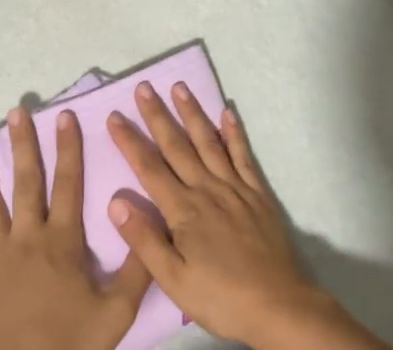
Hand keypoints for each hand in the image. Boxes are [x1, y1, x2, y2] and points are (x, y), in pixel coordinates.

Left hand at [0, 106, 151, 349]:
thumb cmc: (70, 346)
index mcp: (62, 242)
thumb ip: (136, 268)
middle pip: (26, 183)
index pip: (68, 184)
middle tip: (17, 112)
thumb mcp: (116, 314)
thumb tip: (146, 220)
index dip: (68, 148)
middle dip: (23, 145)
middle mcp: (26, 238)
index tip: (64, 116)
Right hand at [107, 82, 389, 349]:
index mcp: (183, 210)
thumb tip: (115, 202)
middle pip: (177, 146)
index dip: (130, 141)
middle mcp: (207, 189)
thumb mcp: (173, 280)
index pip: (149, 168)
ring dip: (193, 113)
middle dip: (158, 116)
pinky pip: (243, 156)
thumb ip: (144, 239)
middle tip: (144, 87)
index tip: (114, 116)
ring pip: (209, 142)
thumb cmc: (220, 297)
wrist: (278, 305)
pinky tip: (228, 113)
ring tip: (180, 87)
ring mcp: (235, 188)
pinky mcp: (257, 193)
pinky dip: (234, 133)